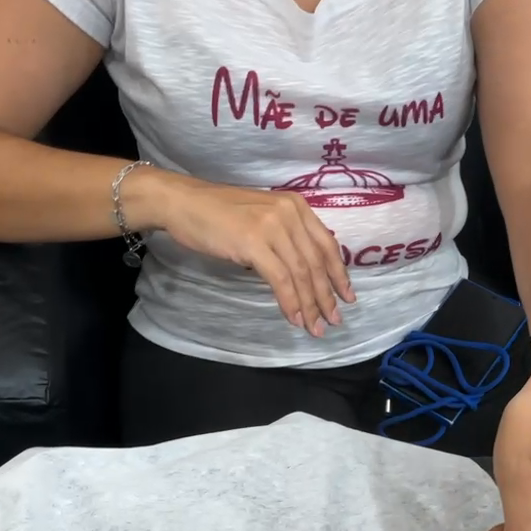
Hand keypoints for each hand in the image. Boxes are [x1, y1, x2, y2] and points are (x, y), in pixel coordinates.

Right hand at [124, 167, 353, 336]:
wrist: (183, 203)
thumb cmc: (217, 213)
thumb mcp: (262, 217)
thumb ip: (285, 236)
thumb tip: (301, 269)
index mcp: (296, 206)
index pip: (327, 244)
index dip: (339, 273)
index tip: (347, 296)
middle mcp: (290, 214)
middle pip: (317, 263)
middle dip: (327, 296)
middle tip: (334, 321)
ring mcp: (272, 227)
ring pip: (301, 274)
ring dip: (311, 305)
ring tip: (316, 327)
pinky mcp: (254, 243)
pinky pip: (280, 280)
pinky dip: (290, 302)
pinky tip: (294, 318)